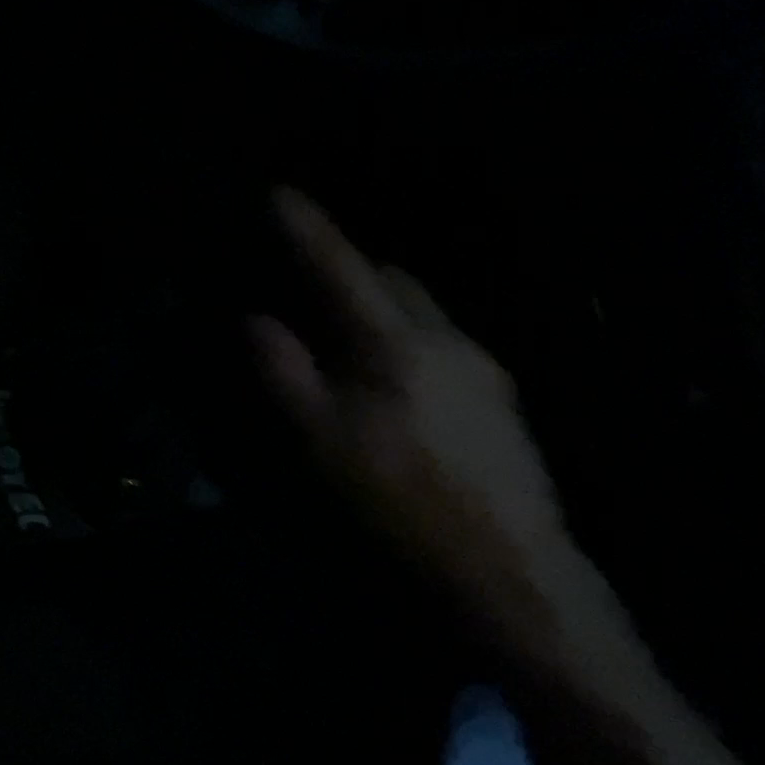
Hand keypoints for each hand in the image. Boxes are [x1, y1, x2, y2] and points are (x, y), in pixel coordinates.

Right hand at [251, 188, 566, 599]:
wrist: (507, 571)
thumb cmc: (397, 499)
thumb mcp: (317, 440)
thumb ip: (283, 371)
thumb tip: (257, 320)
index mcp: (398, 345)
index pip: (344, 269)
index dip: (308, 231)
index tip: (278, 193)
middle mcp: (450, 341)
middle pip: (395, 280)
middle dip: (349, 271)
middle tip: (304, 285)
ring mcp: (486, 371)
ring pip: (422, 313)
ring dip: (379, 309)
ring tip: (342, 338)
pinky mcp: (503, 404)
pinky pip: (443, 346)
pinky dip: (405, 342)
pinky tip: (388, 387)